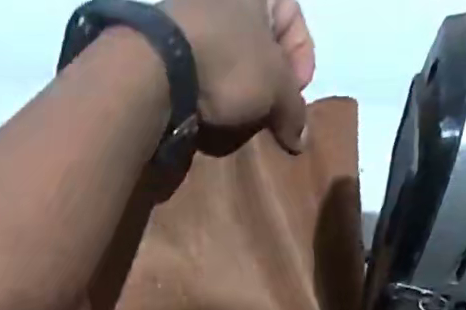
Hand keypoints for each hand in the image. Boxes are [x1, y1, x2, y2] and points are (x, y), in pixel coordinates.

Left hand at [163, 0, 315, 151]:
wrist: (162, 68)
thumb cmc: (232, 62)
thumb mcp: (277, 88)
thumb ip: (296, 110)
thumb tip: (300, 140)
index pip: (295, 19)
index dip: (303, 60)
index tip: (296, 92)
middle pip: (265, 39)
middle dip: (274, 79)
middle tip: (276, 110)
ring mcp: (196, 9)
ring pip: (238, 53)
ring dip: (249, 87)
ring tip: (250, 116)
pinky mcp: (176, 36)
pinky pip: (211, 62)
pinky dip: (222, 86)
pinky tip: (224, 109)